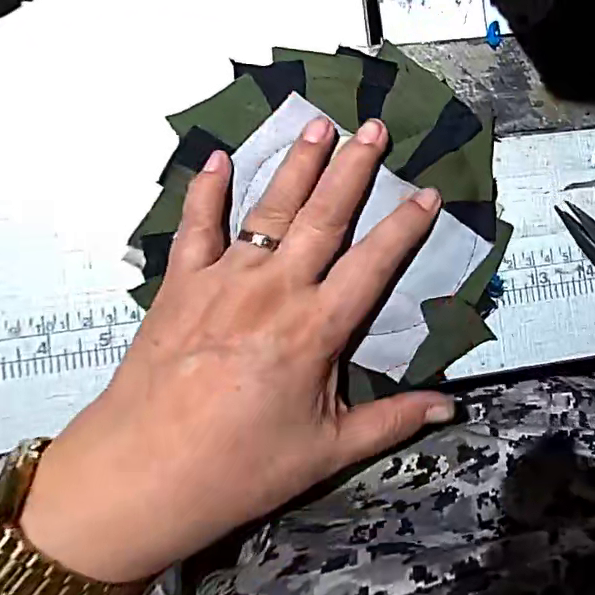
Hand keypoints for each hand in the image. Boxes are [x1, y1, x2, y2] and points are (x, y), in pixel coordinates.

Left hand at [18, 116, 453, 584]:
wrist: (146, 468)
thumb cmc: (239, 466)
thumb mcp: (325, 452)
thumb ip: (390, 421)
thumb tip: (448, 407)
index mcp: (315, 329)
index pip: (374, 264)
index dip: (405, 227)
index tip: (425, 193)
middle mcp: (273, 291)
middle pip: (323, 217)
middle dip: (352, 168)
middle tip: (371, 128)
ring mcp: (223, 280)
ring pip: (268, 210)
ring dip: (295, 165)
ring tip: (316, 126)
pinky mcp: (181, 283)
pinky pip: (196, 227)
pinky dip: (205, 192)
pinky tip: (217, 161)